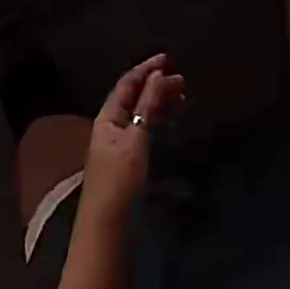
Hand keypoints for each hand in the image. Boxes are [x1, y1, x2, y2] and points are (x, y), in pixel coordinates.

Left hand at [82, 53, 184, 215]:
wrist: (107, 230)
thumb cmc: (119, 182)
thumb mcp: (135, 140)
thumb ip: (147, 107)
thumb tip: (158, 74)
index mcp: (107, 117)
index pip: (127, 83)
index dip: (146, 68)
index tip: (168, 58)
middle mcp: (111, 126)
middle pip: (134, 97)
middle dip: (156, 84)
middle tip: (182, 80)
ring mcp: (120, 144)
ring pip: (141, 113)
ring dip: (158, 101)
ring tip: (181, 96)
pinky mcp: (129, 162)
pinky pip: (144, 130)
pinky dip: (158, 120)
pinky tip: (171, 120)